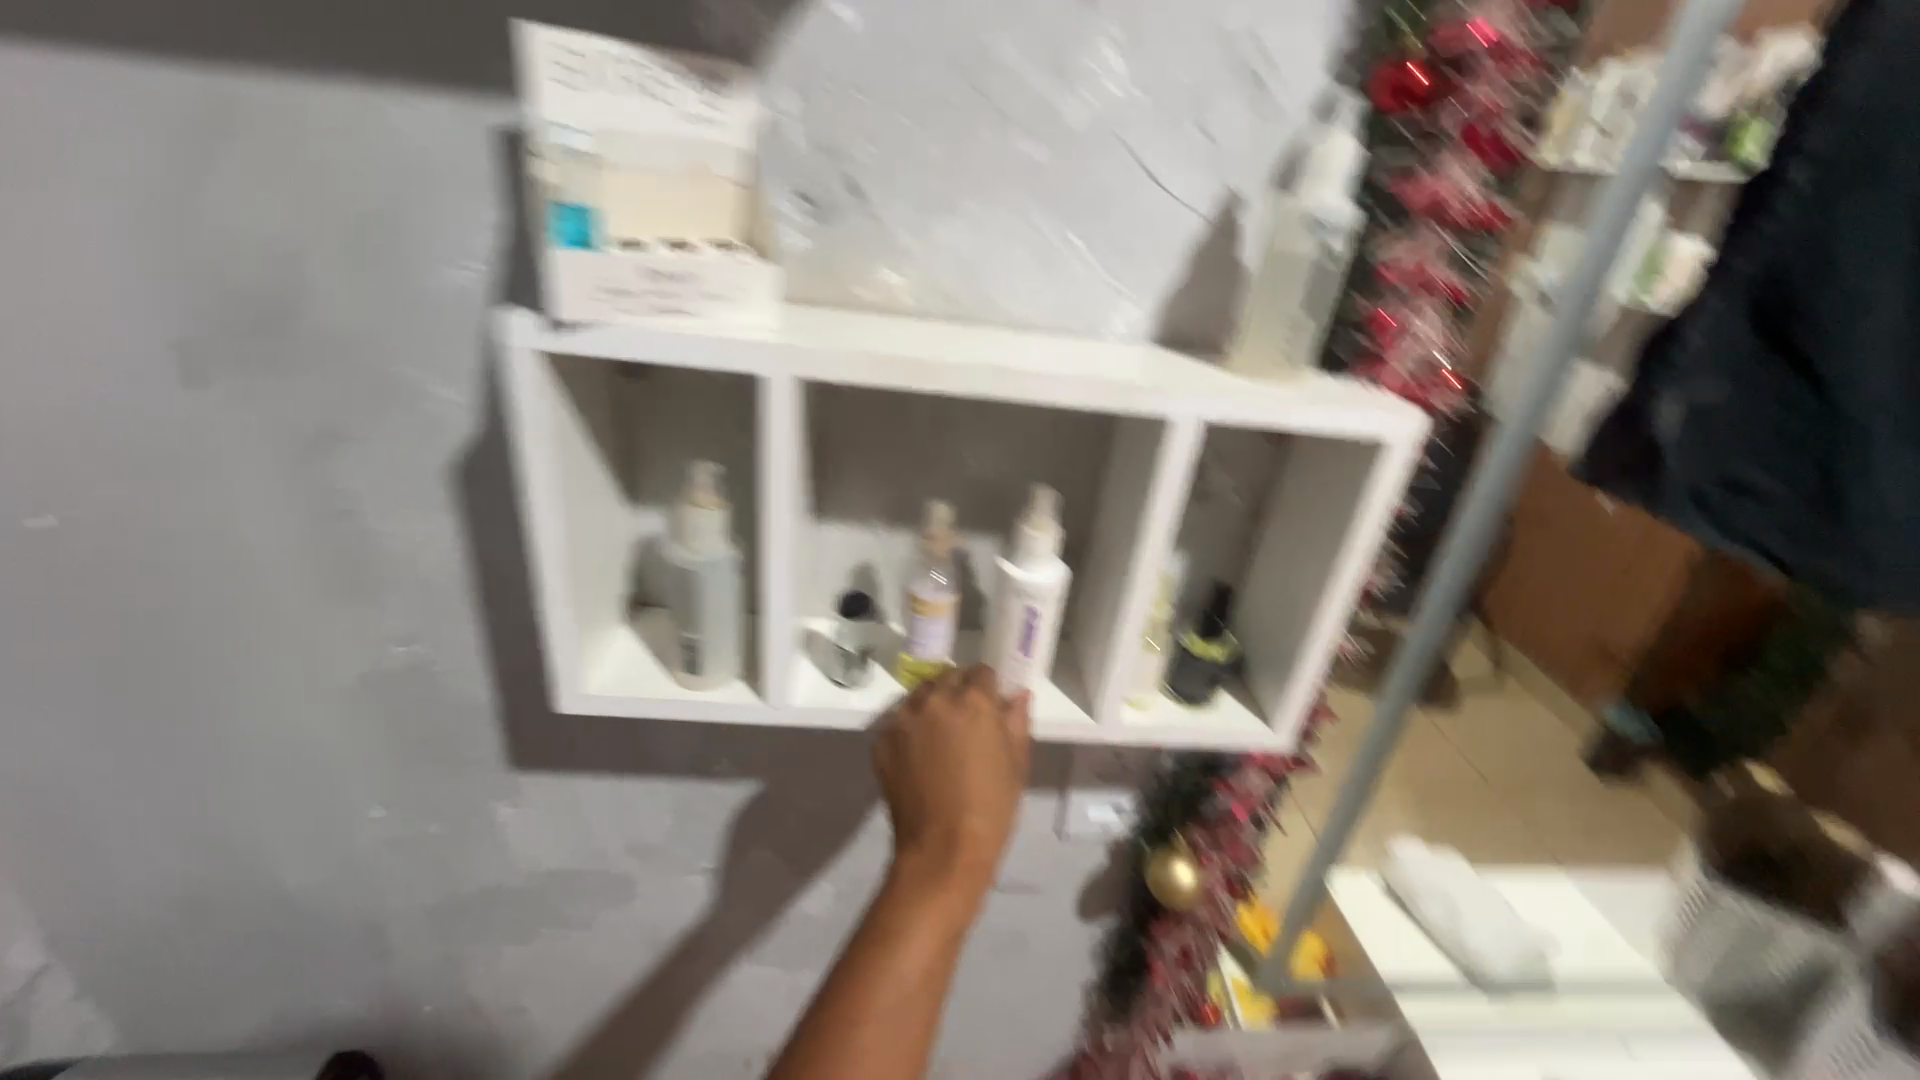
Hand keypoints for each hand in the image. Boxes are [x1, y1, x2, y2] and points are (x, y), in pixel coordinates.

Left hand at [872, 665, 1031, 903]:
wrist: (943, 850)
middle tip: (966, 720)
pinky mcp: (881, 741)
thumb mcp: (1016, 763)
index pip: (981, 671)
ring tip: (940, 737)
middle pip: (948, 678)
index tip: (990, 704)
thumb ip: (1016, 721)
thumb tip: (1018, 696)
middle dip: (959, 691)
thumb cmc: (991, 807)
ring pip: (919, 696)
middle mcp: (935, 700)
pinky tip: (919, 758)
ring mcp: (903, 719)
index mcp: (974, 701)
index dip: (988, 686)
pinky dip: (910, 731)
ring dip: (931, 706)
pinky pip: (898, 723)